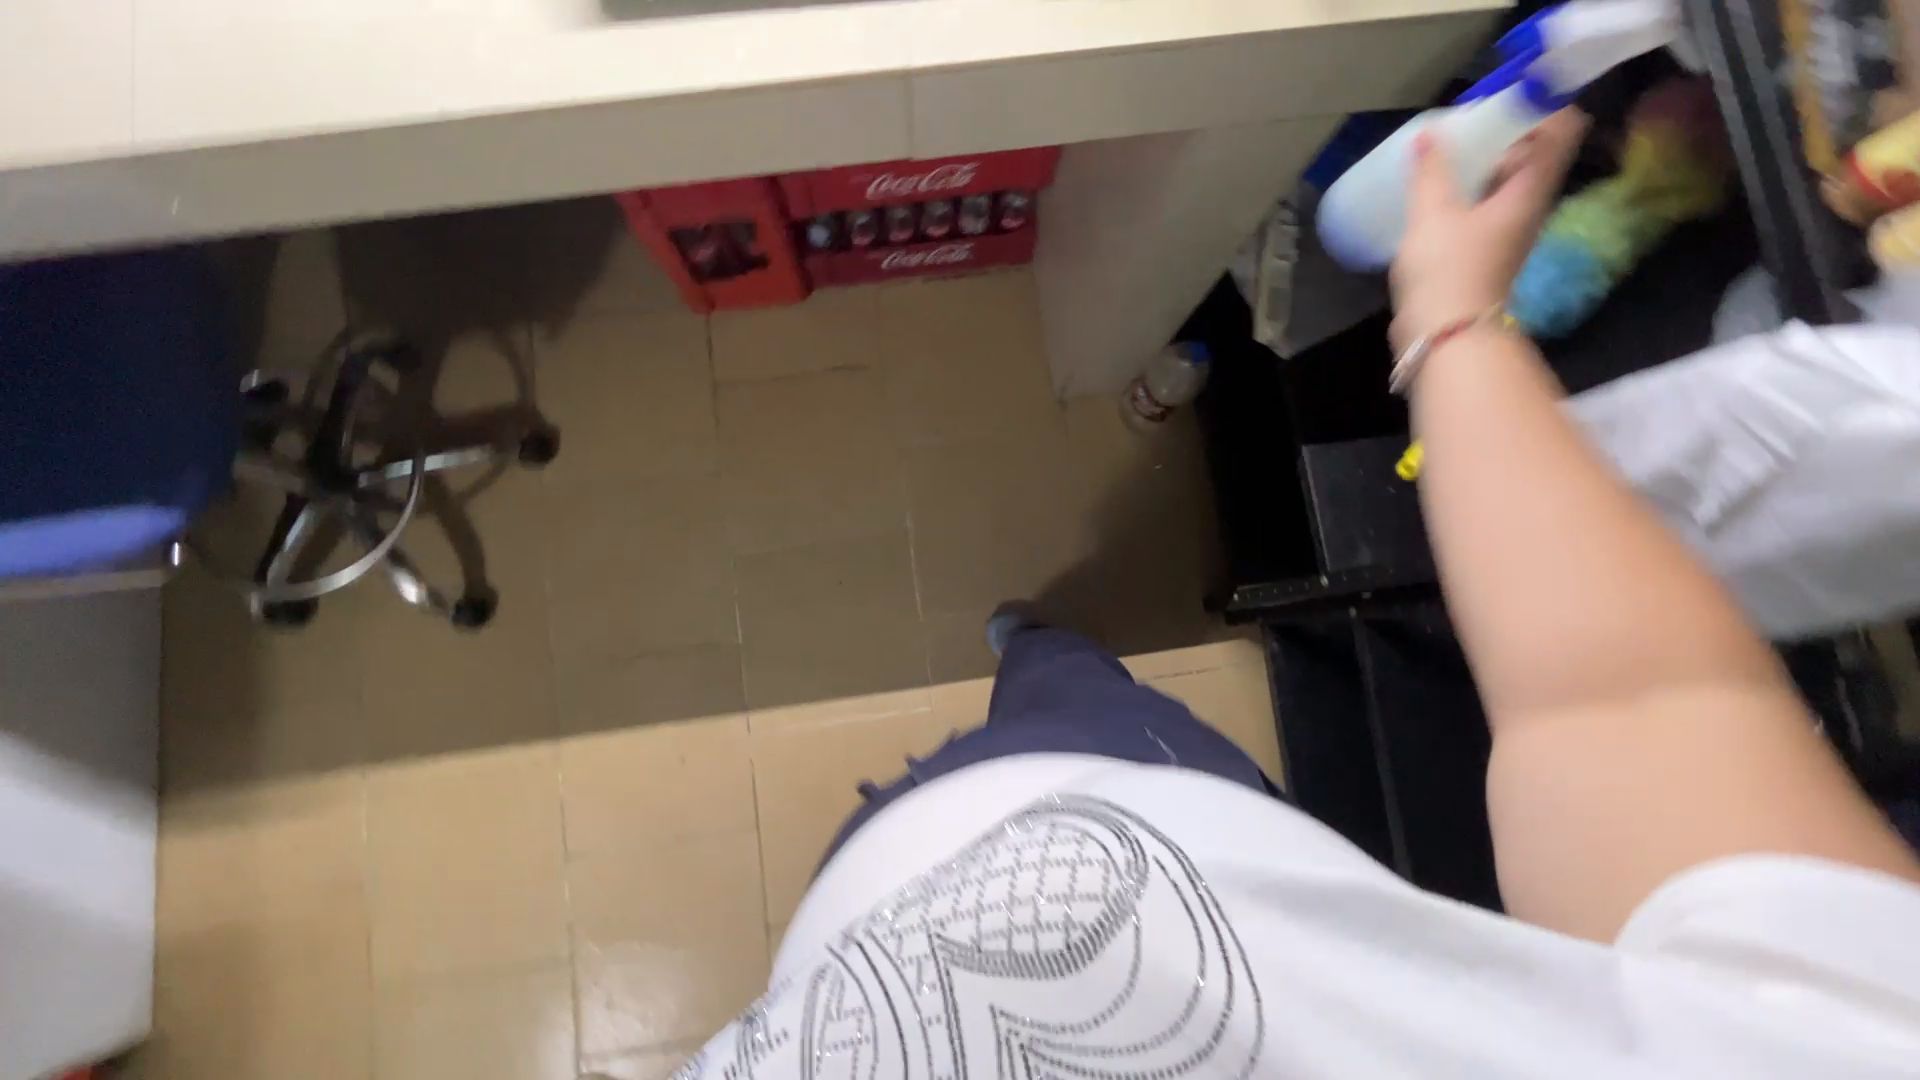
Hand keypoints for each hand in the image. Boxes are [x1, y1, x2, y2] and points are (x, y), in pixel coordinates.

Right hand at [1389, 107, 1589, 354]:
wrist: (1445, 335)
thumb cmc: (1447, 269)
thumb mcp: (1432, 214)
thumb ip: (1431, 172)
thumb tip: (1429, 134)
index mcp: (1531, 188)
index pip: (1561, 128)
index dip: (1541, 106)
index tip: (1504, 99)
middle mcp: (1529, 207)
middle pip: (1531, 155)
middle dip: (1502, 135)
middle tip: (1463, 126)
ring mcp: (1508, 233)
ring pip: (1505, 184)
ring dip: (1480, 168)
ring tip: (1443, 159)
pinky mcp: (1485, 254)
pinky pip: (1484, 211)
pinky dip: (1466, 197)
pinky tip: (1436, 199)